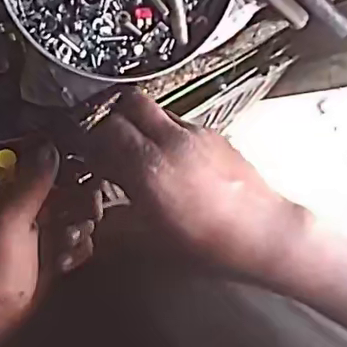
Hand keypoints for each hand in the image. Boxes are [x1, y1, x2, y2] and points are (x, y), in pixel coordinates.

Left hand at [0, 142, 103, 324]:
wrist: (1, 328)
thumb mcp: (9, 222)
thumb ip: (29, 184)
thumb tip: (47, 147)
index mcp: (13, 194)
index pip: (47, 161)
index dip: (67, 163)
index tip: (81, 173)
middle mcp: (32, 209)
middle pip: (73, 185)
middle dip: (80, 200)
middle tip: (78, 215)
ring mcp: (48, 233)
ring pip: (83, 212)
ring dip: (81, 227)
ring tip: (67, 245)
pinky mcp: (63, 255)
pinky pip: (87, 240)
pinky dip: (83, 249)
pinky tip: (69, 261)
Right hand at [81, 91, 308, 280]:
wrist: (264, 235)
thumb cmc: (214, 243)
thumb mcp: (152, 240)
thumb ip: (117, 222)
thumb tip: (100, 217)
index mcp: (149, 166)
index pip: (103, 130)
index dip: (87, 138)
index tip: (82, 150)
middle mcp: (171, 141)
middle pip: (126, 102)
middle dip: (108, 117)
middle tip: (101, 138)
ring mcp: (195, 135)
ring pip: (154, 108)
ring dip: (137, 122)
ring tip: (134, 150)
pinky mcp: (214, 136)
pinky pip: (178, 122)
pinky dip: (163, 133)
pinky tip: (165, 160)